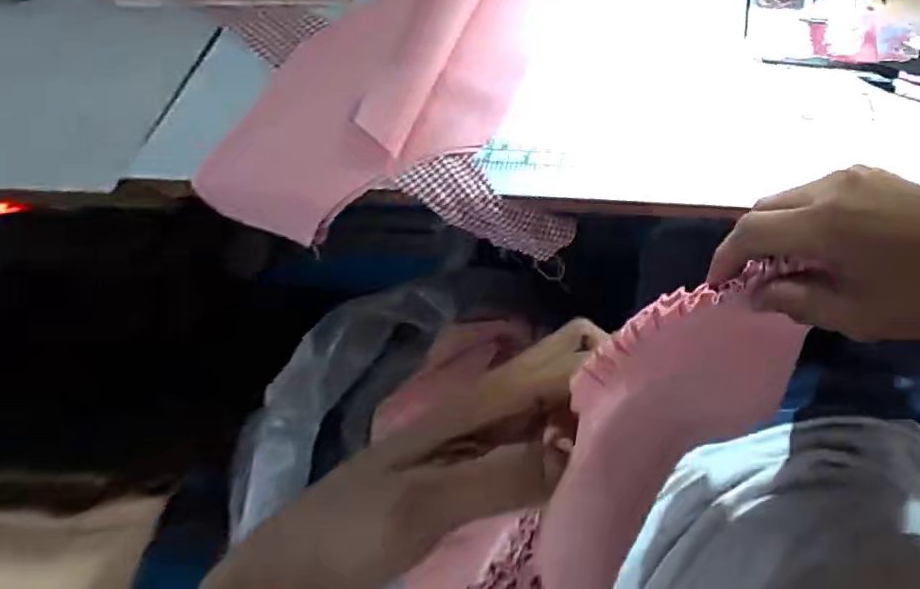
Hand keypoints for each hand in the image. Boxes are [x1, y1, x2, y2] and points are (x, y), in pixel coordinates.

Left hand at [205, 319, 606, 588]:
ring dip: (596, 403)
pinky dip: (577, 432)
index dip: (609, 371)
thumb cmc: (347, 531)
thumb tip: (581, 457)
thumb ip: (502, 475)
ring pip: (568, 385)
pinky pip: (553, 423)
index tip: (633, 412)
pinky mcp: (494, 449)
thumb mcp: (419, 508)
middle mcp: (503, 394)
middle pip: (577, 353)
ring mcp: (498, 421)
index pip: (572, 354)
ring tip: (611, 449)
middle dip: (610, 374)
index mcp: (490, 393)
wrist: (286, 573)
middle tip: (627, 426)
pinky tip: (579, 469)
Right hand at [708, 166, 919, 339]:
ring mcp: (857, 173)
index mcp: (825, 219)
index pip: (752, 229)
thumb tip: (758, 291)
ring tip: (794, 266)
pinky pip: (824, 189)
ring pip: (796, 194)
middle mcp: (833, 184)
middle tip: (757, 282)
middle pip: (769, 205)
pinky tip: (827, 244)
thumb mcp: (858, 313)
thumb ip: (799, 299)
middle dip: (752, 241)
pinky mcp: (876, 173)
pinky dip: (809, 214)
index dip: (726, 258)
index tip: (720, 287)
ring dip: (782, 226)